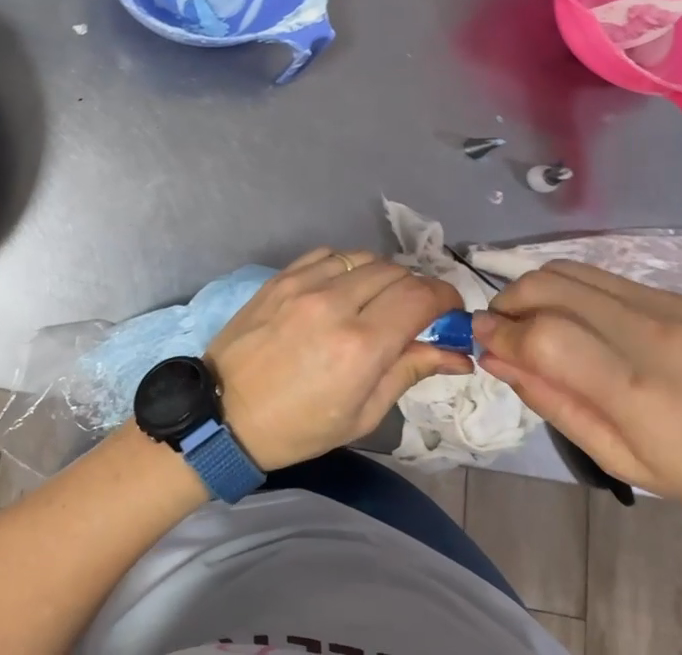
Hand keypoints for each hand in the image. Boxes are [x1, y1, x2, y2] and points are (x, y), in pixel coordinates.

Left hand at [205, 248, 469, 470]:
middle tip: (417, 314)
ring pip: (361, 257)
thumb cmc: (297, 427)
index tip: (451, 313)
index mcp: (361, 345)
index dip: (446, 299)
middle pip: (395, 272)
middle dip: (416, 289)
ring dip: (382, 275)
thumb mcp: (363, 414)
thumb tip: (457, 353)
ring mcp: (301, 286)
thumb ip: (409, 372)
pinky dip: (346, 266)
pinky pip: (325, 255)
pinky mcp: (278, 279)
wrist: (225, 412)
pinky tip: (344, 288)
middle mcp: (333, 304)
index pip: (421, 296)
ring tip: (380, 301)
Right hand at [474, 260, 681, 538]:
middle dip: (506, 301)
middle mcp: (649, 333)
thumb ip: (554, 403)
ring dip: (533, 289)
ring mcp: (668, 308)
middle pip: (545, 284)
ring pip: (568, 269)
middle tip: (499, 331)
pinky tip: (577, 323)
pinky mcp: (680, 298)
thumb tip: (496, 358)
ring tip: (531, 322)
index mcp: (637, 390)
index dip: (496, 332)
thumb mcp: (625, 462)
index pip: (540, 334)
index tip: (477, 342)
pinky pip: (602, 278)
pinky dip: (569, 290)